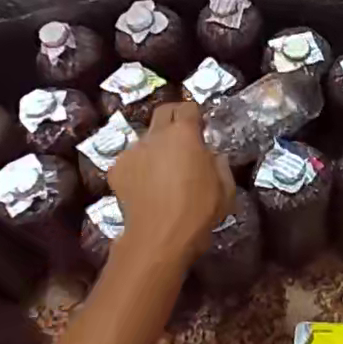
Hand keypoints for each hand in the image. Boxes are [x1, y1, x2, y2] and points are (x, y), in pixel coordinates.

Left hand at [103, 102, 232, 263]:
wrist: (159, 237)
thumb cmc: (199, 210)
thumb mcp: (226, 187)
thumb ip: (219, 164)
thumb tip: (212, 155)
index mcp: (185, 134)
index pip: (188, 106)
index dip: (196, 114)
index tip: (202, 126)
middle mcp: (155, 136)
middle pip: (162, 111)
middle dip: (174, 117)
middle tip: (183, 136)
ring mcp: (132, 151)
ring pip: (146, 138)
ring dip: (157, 146)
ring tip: (164, 170)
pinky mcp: (116, 170)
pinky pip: (132, 160)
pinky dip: (141, 166)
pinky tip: (148, 185)